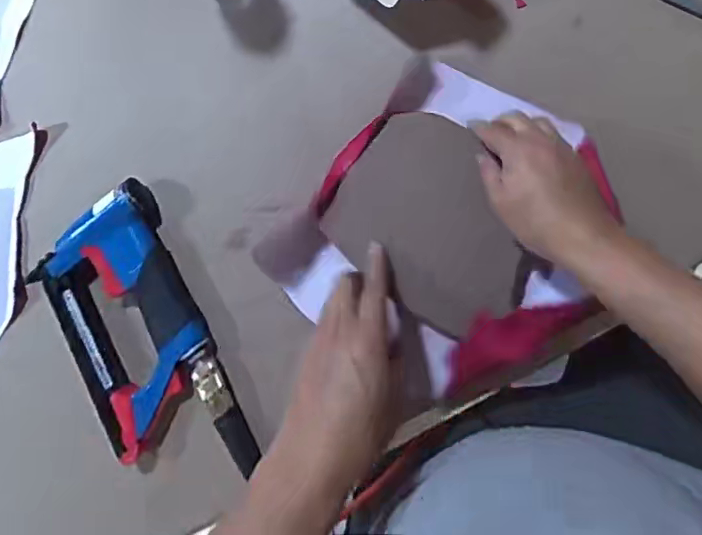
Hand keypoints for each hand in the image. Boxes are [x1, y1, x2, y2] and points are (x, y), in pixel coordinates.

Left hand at [270, 243, 400, 500]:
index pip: (374, 289)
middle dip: (359, 276)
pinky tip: (344, 335)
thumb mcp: (393, 401)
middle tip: (375, 285)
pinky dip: (336, 313)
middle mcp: (340, 328)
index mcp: (367, 338)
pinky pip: (324, 318)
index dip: (378, 265)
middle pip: (345, 283)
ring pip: (332, 298)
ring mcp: (318, 337)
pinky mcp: (306, 351)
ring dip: (346, 294)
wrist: (309, 457)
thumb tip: (395, 341)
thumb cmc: (360, 434)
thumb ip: (396, 363)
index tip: (378, 245)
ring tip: (360, 306)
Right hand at [472, 112, 619, 265]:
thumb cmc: (536, 223)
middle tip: (492, 134)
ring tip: (517, 138)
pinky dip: (540, 133)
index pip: (492, 130)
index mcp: (517, 149)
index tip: (472, 127)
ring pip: (538, 121)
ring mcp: (560, 145)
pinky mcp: (575, 155)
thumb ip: (489, 174)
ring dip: (522, 124)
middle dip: (500, 122)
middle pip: (515, 118)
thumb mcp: (501, 203)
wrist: (585, 236)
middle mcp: (538, 139)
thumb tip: (483, 155)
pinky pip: (553, 133)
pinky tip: (539, 149)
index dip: (479, 128)